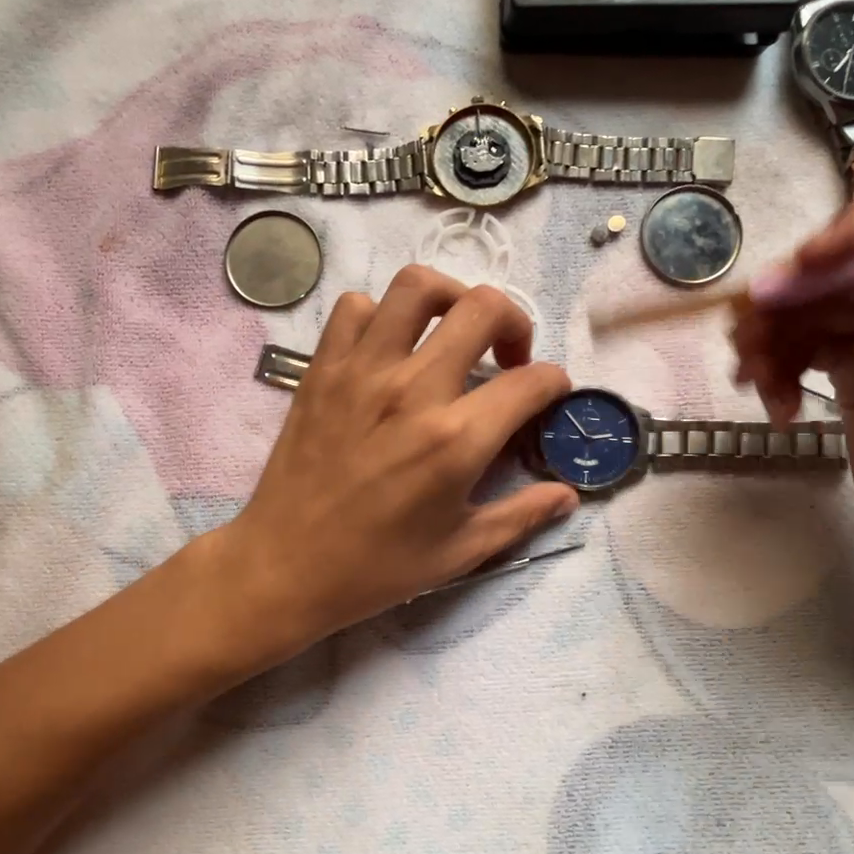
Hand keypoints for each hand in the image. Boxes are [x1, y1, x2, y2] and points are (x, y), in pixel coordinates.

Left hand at [214, 266, 577, 660]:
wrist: (286, 566)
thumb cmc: (376, 567)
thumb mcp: (461, 552)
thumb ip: (522, 515)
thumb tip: (568, 494)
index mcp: (456, 440)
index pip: (531, 382)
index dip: (555, 383)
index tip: (549, 394)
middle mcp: (414, 390)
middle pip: (483, 308)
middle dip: (514, 322)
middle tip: (506, 358)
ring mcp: (362, 372)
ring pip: (417, 286)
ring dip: (450, 299)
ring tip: (452, 332)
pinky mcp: (322, 369)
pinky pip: (354, 308)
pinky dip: (379, 315)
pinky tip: (388, 349)